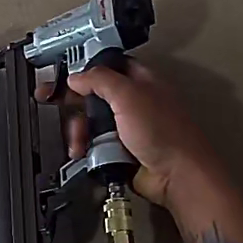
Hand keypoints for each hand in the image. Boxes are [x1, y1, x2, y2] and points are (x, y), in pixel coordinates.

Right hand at [63, 60, 220, 208]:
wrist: (176, 176)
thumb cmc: (165, 133)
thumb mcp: (129, 96)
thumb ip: (100, 80)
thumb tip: (77, 76)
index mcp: (141, 81)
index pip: (108, 66)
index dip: (87, 70)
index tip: (66, 79)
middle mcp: (134, 103)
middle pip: (94, 97)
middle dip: (77, 107)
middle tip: (68, 114)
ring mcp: (127, 129)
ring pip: (91, 124)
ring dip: (79, 132)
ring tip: (79, 143)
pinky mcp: (121, 151)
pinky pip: (95, 146)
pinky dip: (86, 150)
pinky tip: (83, 154)